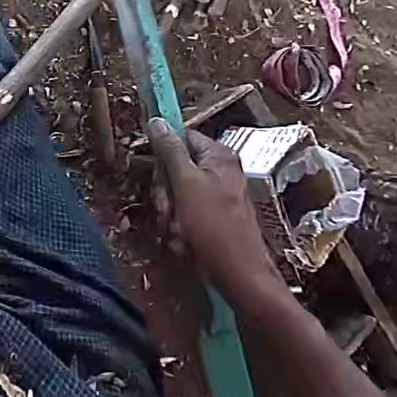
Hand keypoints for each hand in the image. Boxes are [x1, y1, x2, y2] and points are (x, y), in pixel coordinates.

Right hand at [145, 118, 283, 301]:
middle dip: (166, 193)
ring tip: (180, 232)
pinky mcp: (212, 219)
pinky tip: (185, 243)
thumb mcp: (186, 184)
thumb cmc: (214, 227)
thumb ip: (170, 151)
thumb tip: (156, 119)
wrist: (240, 277)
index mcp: (219, 155)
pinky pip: (184, 215)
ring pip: (175, 195)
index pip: (182, 138)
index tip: (157, 174)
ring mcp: (216, 196)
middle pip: (175, 168)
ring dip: (170, 215)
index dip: (165, 155)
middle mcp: (219, 171)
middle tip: (170, 210)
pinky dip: (179, 230)